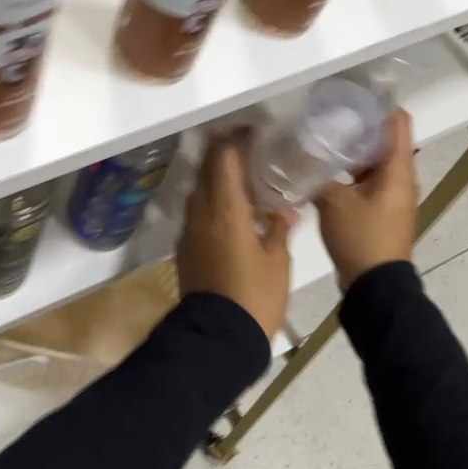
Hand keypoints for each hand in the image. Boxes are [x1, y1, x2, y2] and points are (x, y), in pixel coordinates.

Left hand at [177, 130, 289, 340]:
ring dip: (215, 180)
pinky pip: (196, 215)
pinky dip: (211, 204)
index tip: (252, 132)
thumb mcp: (277, 262)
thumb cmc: (255, 297)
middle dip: (223, 155)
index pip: (223, 159)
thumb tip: (282, 212)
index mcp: (225, 210)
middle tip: (248, 150)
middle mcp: (200, 214)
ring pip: (198, 193)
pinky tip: (230, 212)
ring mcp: (189, 232)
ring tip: (242, 180)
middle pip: (206, 171)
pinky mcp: (185, 250)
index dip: (235, 140)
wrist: (218, 336)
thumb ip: (277, 230)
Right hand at [315, 110, 416, 288]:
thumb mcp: (334, 202)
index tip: (351, 96)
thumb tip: (301, 156)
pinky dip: (349, 175)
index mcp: (398, 170)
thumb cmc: (361, 237)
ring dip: (351, 154)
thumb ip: (319, 175)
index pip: (397, 122)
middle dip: (357, 129)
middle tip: (326, 119)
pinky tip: (323, 175)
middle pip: (384, 142)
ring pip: (373, 164)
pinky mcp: (381, 212)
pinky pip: (366, 183)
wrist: (374, 285)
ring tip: (321, 144)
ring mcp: (392, 197)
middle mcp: (401, 179)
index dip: (378, 105)